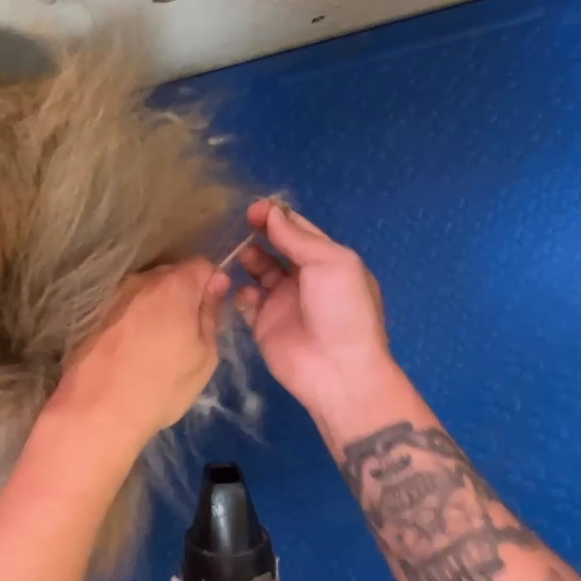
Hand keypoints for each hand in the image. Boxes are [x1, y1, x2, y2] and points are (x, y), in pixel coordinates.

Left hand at [45, 258, 230, 451]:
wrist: (98, 409)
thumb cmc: (162, 384)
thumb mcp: (204, 354)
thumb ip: (211, 312)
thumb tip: (217, 283)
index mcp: (173, 286)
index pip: (201, 264)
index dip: (213, 283)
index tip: (214, 310)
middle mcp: (141, 282)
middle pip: (173, 275)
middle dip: (186, 294)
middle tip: (191, 332)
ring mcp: (115, 297)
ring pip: (148, 292)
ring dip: (160, 308)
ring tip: (162, 345)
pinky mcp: (96, 316)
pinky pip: (128, 308)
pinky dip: (138, 321)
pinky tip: (138, 350)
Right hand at [235, 199, 400, 422]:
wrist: (338, 371)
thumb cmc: (341, 310)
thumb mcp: (330, 262)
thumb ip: (297, 237)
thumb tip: (271, 212)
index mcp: (328, 260)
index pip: (299, 230)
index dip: (277, 216)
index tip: (254, 209)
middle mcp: (304, 278)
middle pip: (276, 248)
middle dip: (259, 234)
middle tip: (241, 226)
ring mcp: (283, 302)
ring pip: (258, 271)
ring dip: (248, 259)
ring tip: (239, 255)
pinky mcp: (264, 324)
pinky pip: (246, 301)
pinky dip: (239, 291)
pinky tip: (240, 289)